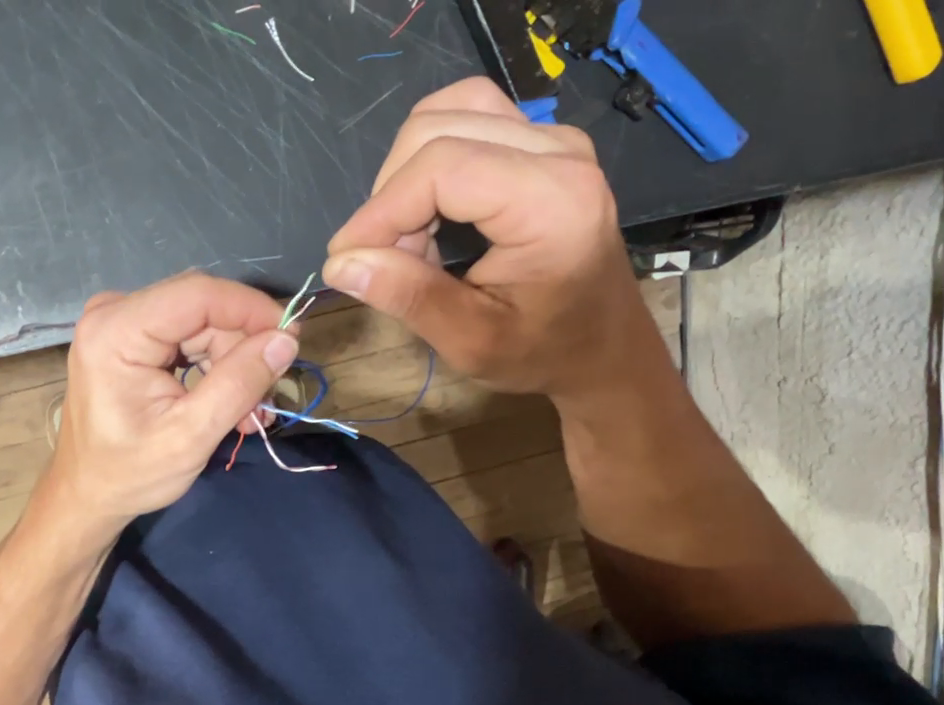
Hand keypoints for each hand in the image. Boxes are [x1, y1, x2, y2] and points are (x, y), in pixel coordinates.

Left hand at [40, 272, 299, 527]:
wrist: (87, 493)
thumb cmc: (130, 473)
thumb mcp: (191, 436)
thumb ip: (239, 383)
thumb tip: (287, 339)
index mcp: (115, 332)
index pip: (199, 294)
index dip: (252, 310)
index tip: (293, 340)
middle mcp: (113, 312)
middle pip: (203, 308)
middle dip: (243, 349)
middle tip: (266, 401)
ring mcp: (120, 321)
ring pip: (202, 323)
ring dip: (234, 364)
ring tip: (250, 415)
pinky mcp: (130, 336)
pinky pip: (188, 335)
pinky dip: (214, 367)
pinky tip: (230, 403)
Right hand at [322, 77, 661, 400]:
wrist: (603, 347)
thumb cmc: (543, 352)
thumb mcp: (470, 340)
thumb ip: (408, 296)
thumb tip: (340, 263)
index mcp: (551, 202)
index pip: (440, 167)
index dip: (380, 210)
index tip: (344, 260)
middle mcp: (557, 151)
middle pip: (436, 130)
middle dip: (391, 196)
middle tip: (388, 261)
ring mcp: (552, 137)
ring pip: (446, 114)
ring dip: (406, 174)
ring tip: (410, 237)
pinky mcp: (540, 140)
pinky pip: (467, 118)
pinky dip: (429, 159)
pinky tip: (429, 211)